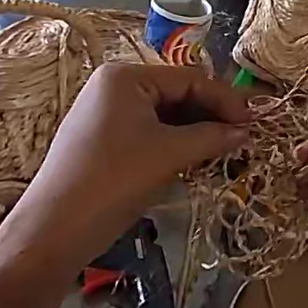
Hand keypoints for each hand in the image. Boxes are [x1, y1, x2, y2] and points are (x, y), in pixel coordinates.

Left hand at [0, 65, 250, 307]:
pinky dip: (177, 142)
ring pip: (167, 115)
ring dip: (197, 131)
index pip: (190, 79)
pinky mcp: (105, 139)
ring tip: (225, 149)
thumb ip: (213, 137)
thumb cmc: (114, 180)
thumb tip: (246, 131)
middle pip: (179, 94)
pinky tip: (197, 158)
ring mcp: (108, 113)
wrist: (54, 231)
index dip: (225, 100)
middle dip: (212, 116)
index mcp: (126, 76)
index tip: (253, 123)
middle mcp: (115, 86)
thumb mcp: (170, 154)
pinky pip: (151, 131)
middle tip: (242, 137)